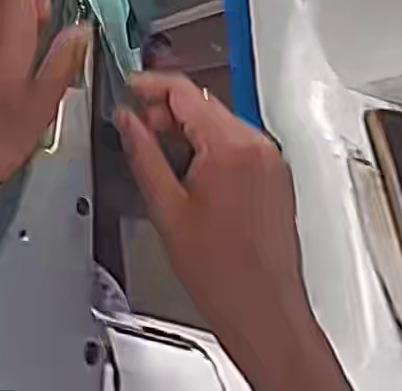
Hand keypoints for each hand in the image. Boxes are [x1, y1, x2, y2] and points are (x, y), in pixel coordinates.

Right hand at [118, 73, 350, 390]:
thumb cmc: (223, 275)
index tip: (130, 86)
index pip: (184, 92)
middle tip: (138, 127)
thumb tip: (127, 120)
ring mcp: (270, 158)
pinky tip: (189, 171)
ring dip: (186, 128)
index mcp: (231, 146)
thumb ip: (142, 153)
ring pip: (218, 121)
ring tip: (160, 156)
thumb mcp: (166, 208)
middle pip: (202, 103)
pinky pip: (236, 141)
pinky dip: (209, 144)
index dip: (151, 84)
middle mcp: (257, 144)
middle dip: (165, 110)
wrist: (266, 315)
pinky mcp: (274, 173)